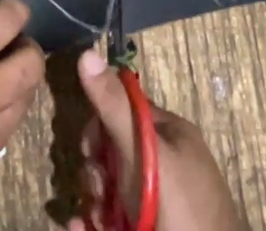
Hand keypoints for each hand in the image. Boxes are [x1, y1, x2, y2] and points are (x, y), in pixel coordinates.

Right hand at [66, 48, 242, 230]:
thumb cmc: (181, 209)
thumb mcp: (145, 152)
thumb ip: (114, 106)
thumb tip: (87, 52)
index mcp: (170, 134)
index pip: (122, 109)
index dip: (98, 126)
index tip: (89, 149)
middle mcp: (165, 162)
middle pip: (112, 150)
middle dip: (94, 170)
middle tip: (97, 190)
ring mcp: (158, 199)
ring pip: (109, 185)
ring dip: (92, 200)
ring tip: (96, 220)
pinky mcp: (148, 226)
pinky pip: (113, 214)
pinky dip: (95, 220)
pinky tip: (85, 229)